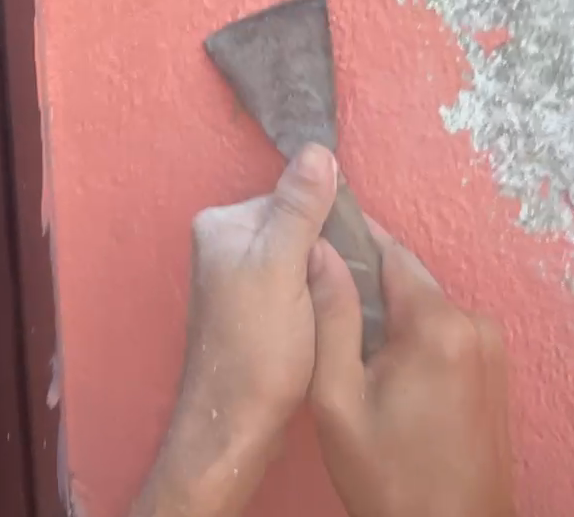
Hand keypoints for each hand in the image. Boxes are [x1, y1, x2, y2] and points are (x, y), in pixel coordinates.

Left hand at [131, 144, 340, 516]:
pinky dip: (311, 293)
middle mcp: (222, 241)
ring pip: (297, 256)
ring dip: (321, 275)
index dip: (325, 221)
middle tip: (344, 285)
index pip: (288, 197)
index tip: (351, 252)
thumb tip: (318, 150)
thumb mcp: (283, 267)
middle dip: (324, 249)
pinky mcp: (248, 305)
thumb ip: (300, 208)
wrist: (234, 424)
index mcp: (222, 222)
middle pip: (294, 225)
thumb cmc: (257, 345)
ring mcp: (234, 275)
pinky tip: (323, 316)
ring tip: (335, 304)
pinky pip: (290, 281)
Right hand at [307, 221, 514, 516]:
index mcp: (438, 324)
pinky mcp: (494, 368)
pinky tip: (378, 357)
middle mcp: (474, 323)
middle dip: (362, 279)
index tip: (313, 233)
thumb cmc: (387, 475)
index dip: (348, 237)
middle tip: (317, 296)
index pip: (388, 249)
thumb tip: (320, 248)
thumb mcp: (338, 397)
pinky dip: (407, 330)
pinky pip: (440, 326)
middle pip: (404, 275)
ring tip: (342, 331)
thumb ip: (331, 315)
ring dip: (384, 307)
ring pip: (420, 300)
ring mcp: (491, 347)